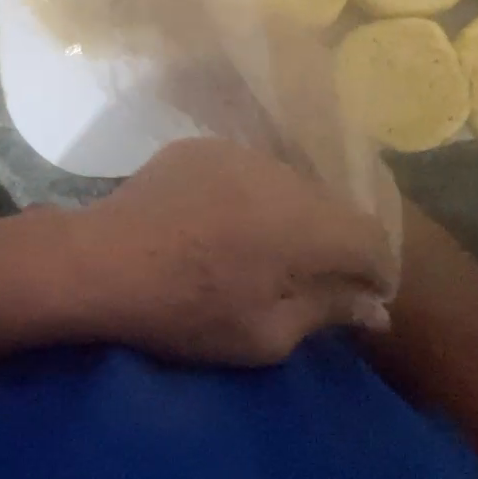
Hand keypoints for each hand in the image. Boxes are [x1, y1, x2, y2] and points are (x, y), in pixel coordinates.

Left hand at [68, 138, 398, 366]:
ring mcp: (235, 151)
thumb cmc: (185, 308)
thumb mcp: (265, 333)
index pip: (371, 236)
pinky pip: (245, 169)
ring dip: (289, 213)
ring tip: (260, 248)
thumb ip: (328, 311)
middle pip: (330, 205)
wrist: (102, 259)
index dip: (375, 270)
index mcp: (303, 222)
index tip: (360, 298)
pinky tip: (221, 220)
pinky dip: (249, 194)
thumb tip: (373, 307)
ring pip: (288, 182)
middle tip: (307, 279)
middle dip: (331, 241)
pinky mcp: (200, 145)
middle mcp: (278, 173)